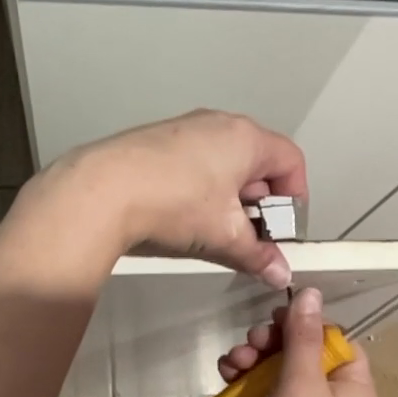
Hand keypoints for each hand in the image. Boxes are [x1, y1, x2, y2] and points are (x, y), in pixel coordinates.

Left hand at [36, 110, 306, 286]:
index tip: (282, 232)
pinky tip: (182, 219)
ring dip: (228, 200)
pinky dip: (200, 192)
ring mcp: (184, 130)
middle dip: (259, 204)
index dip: (295, 199)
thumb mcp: (225, 235)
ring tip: (213, 232)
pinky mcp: (156, 143)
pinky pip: (194, 166)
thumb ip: (258, 255)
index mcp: (246, 137)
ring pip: (223, 165)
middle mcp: (218, 124)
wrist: (102, 191)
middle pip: (257, 163)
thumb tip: (279, 272)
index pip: (291, 161)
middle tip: (249, 238)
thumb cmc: (174, 203)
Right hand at [218, 288, 378, 396]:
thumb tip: (312, 292)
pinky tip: (226, 373)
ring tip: (233, 362)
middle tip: (252, 341)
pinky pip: (262, 386)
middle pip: (304, 350)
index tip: (280, 319)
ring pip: (278, 366)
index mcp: (355, 390)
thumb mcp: (301, 383)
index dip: (308, 326)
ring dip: (253, 357)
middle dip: (272, 342)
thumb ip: (304, 335)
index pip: (337, 341)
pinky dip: (245, 377)